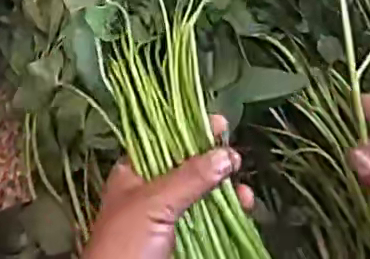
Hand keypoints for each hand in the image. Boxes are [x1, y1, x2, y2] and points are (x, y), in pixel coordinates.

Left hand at [83, 118, 252, 258]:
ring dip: (225, 191)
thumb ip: (188, 177)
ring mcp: (168, 219)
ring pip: (202, 195)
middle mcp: (151, 190)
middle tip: (236, 157)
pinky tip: (244, 210)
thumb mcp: (154, 202)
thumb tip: (224, 154)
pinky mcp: (183, 244)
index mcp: (134, 171)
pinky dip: (227, 216)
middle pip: (188, 166)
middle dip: (214, 160)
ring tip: (244, 192)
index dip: (192, 128)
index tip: (220, 123)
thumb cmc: (125, 245)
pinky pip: (210, 224)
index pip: (166, 138)